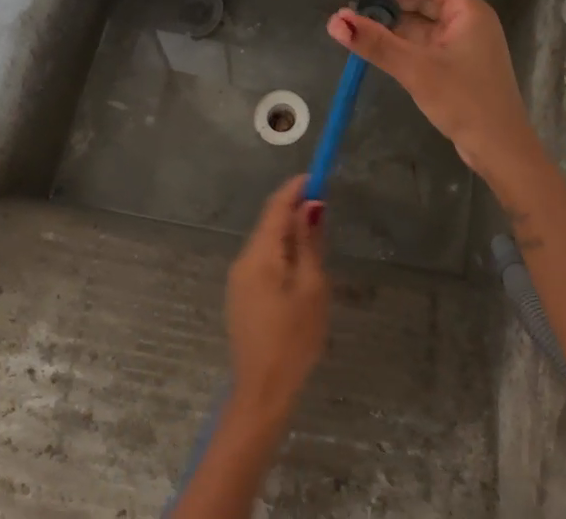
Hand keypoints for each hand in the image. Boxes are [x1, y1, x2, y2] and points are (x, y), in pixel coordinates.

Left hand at [226, 176, 328, 415]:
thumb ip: (310, 243)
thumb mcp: (312, 288)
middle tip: (327, 210)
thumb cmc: (294, 339)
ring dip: (290, 234)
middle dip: (295, 211)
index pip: (276, 207)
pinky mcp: (241, 297)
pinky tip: (302, 269)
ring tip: (320, 243)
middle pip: (269, 223)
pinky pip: (263, 263)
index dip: (296, 188)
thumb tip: (311, 204)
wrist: (263, 390)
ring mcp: (238, 280)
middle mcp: (243, 261)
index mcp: (260, 256)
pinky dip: (283, 254)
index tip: (320, 176)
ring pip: (267, 244)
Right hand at [327, 0, 530, 170]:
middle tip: (360, 16)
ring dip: (398, 24)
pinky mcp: (460, 65)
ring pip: (427, 21)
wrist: (500, 148)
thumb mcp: (416, 70)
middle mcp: (470, 21)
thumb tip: (335, 21)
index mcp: (470, 11)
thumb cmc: (464, 102)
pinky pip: (430, 42)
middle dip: (394, 3)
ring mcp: (466, 44)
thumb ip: (376, 44)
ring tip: (365, 34)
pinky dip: (407, 43)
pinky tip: (384, 53)